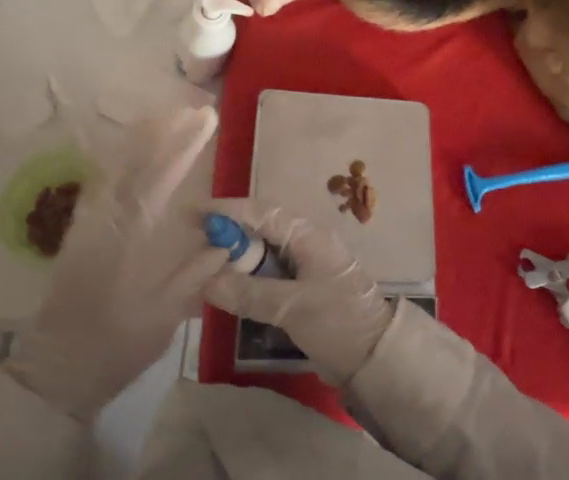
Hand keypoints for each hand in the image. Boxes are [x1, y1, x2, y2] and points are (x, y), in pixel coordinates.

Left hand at [4, 106, 229, 417]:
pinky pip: (104, 182)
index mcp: (133, 234)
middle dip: (166, 131)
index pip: (163, 175)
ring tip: (166, 118)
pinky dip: (121, 159)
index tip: (206, 118)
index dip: (185, 144)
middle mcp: (109, 218)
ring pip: (116, 167)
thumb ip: (197, 271)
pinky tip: (131, 154)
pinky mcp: (80, 232)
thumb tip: (229, 240)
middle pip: (136, 161)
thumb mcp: (166, 311)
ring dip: (142, 139)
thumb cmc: (117, 341)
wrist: (59, 366)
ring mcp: (90, 222)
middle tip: (192, 109)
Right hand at [201, 199, 395, 385]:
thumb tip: (206, 282)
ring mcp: (306, 266)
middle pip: (261, 230)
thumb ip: (250, 293)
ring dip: (236, 258)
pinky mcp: (303, 289)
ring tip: (203, 266)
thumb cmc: (338, 321)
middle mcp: (307, 244)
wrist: (374, 357)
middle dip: (229, 235)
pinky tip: (227, 289)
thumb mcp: (292, 306)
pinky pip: (269, 274)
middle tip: (194, 244)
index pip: (263, 213)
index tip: (196, 213)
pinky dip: (247, 278)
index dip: (229, 211)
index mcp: (309, 236)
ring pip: (263, 253)